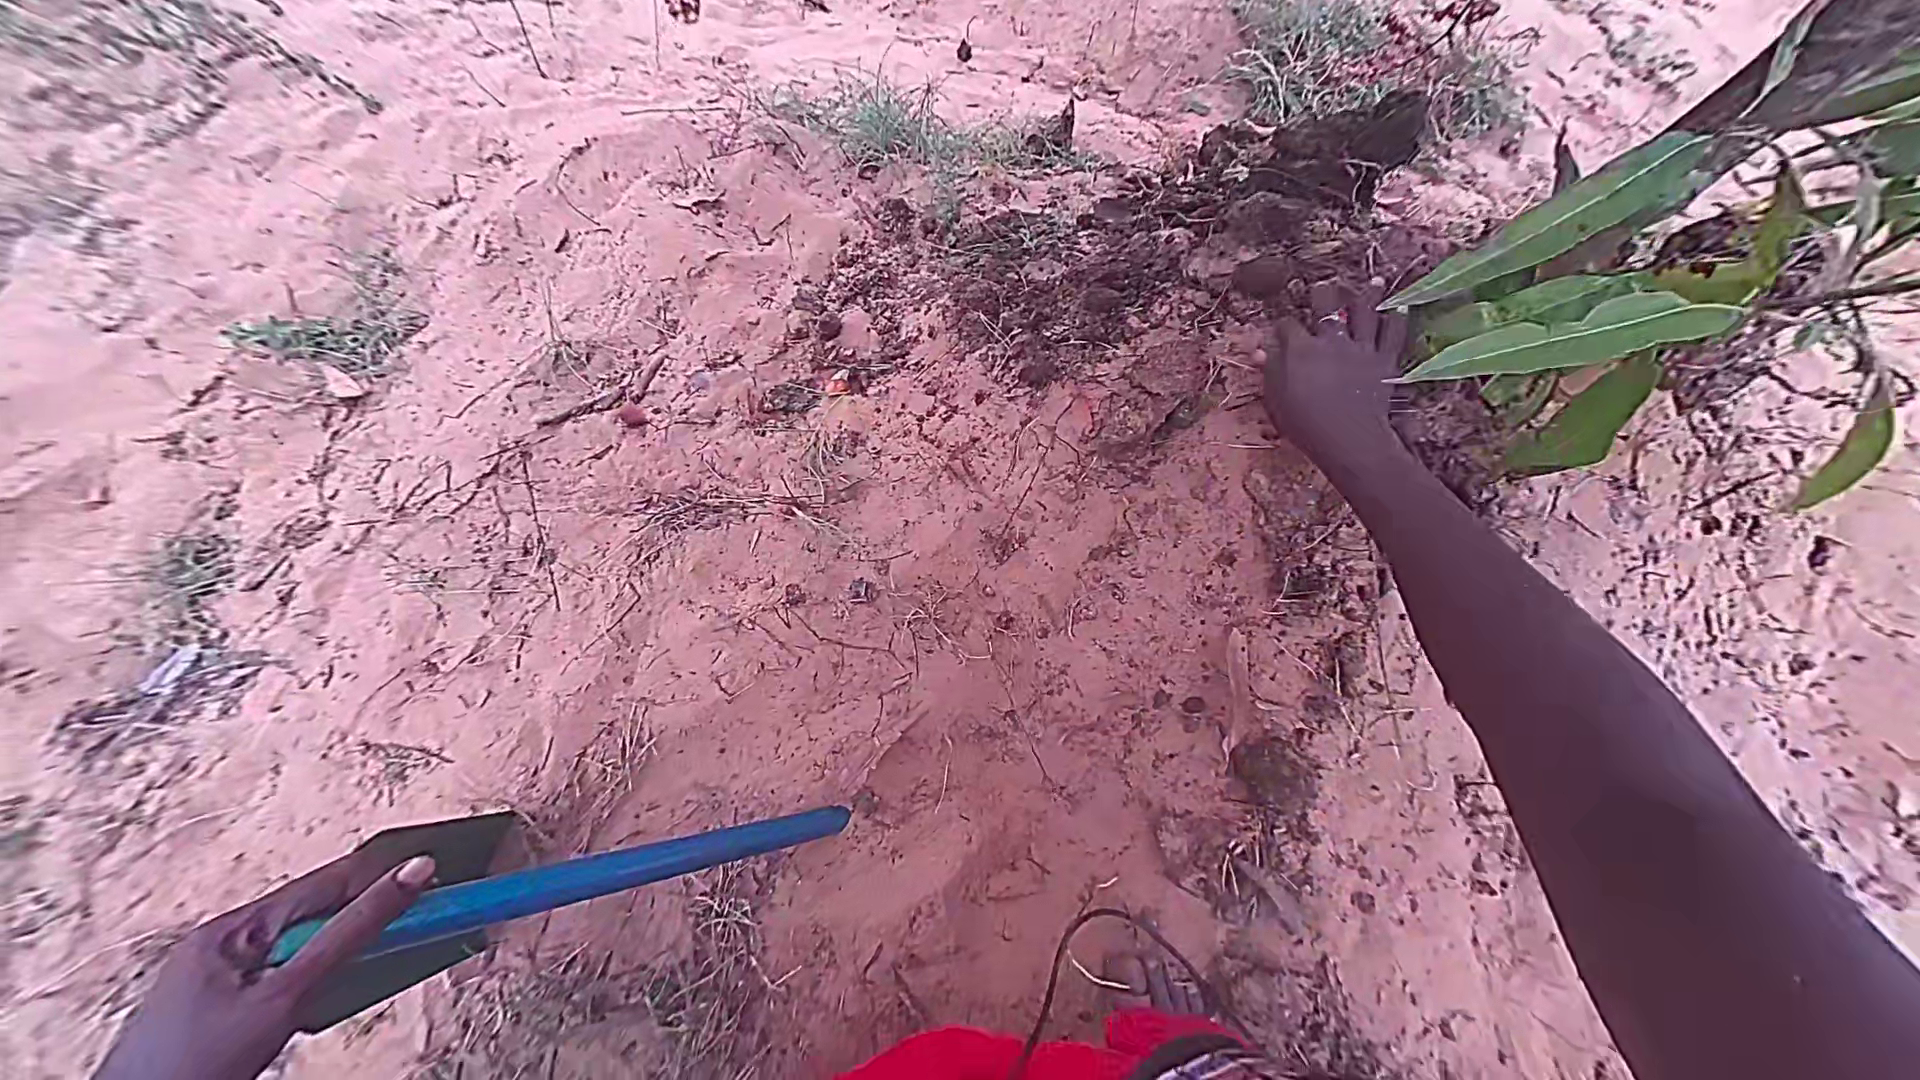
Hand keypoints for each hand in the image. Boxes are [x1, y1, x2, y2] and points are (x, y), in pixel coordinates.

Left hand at [94, 850, 434, 1079]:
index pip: (333, 878)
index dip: (385, 878)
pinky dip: (321, 973)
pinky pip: (293, 967)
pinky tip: (328, 991)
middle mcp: (225, 942)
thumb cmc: (190, 1070)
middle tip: (410, 929)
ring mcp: (221, 974)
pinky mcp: (226, 1002)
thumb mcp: (290, 991)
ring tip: (361, 969)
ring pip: (310, 940)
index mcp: (231, 928)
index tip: (436, 878)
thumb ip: (356, 927)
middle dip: (363, 919)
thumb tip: (416, 869)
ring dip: (343, 950)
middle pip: (323, 909)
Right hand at [1263, 280, 1409, 466]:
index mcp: (1300, 350)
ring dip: (1367, 295)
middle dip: (1323, 294)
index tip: (1280, 329)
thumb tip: (1259, 351)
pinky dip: (1397, 319)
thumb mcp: (1275, 398)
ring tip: (1371, 283)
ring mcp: (1361, 348)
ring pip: (1365, 312)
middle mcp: (1331, 340)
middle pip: (1327, 307)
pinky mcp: (1385, 360)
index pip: (1287, 326)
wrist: (1346, 436)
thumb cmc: (1303, 422)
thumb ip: (1269, 370)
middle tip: (1324, 287)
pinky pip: (1394, 333)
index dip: (1282, 325)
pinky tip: (1398, 309)